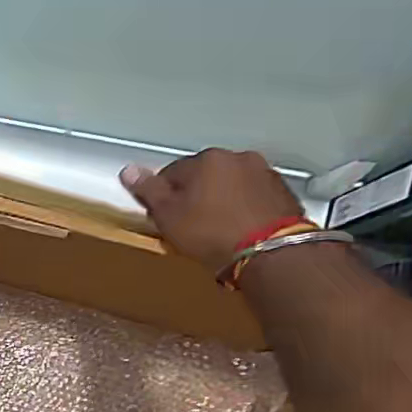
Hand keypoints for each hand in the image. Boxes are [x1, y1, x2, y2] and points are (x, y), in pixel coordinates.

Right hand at [120, 149, 305, 271]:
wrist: (267, 252)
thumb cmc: (213, 233)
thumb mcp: (168, 215)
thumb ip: (148, 190)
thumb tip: (129, 171)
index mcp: (206, 160)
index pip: (171, 172)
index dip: (163, 196)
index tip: (164, 216)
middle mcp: (237, 159)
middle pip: (203, 175)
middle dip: (194, 195)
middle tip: (186, 225)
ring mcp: (263, 174)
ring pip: (229, 184)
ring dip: (219, 200)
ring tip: (212, 230)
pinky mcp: (281, 193)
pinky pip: (251, 196)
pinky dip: (242, 208)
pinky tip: (235, 230)